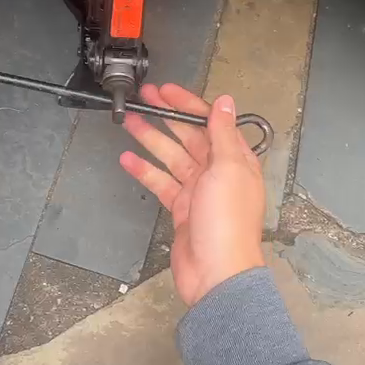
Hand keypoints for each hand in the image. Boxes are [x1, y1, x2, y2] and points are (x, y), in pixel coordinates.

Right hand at [118, 84, 265, 304]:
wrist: (216, 272)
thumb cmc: (227, 221)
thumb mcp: (228, 168)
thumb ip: (223, 133)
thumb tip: (226, 101)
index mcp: (235, 159)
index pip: (210, 122)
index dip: (188, 104)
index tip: (166, 91)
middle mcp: (218, 172)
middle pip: (189, 136)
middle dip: (166, 116)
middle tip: (144, 99)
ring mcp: (198, 190)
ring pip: (171, 156)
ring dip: (151, 139)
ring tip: (130, 122)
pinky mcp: (181, 209)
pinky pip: (161, 182)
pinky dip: (145, 170)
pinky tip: (128, 159)